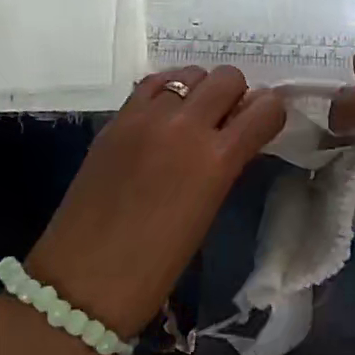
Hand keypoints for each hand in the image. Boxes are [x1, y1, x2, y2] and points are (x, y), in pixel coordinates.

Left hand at [24, 66, 284, 335]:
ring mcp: (145, 117)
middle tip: (228, 121)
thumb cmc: (157, 265)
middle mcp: (185, 126)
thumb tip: (237, 140)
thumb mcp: (208, 211)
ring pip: (190, 74)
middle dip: (237, 96)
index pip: (265, 109)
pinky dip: (168, 92)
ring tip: (193, 119)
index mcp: (217, 159)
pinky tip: (164, 115)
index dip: (271, 113)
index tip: (265, 125)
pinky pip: (153, 85)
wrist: (83, 280)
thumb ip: (226, 165)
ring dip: (201, 91)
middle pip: (228, 77)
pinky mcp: (116, 119)